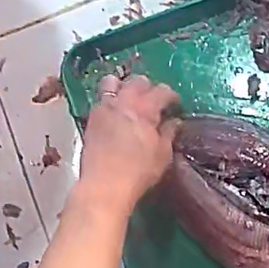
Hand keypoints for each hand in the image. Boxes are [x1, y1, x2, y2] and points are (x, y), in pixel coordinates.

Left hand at [74, 74, 180, 216]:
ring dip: (125, 87)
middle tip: (155, 100)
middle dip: (149, 87)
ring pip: (113, 83)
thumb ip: (169, 133)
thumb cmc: (139, 171)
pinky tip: (117, 113)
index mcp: (145, 109)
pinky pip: (102, 99)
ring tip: (132, 99)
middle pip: (137, 81)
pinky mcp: (92, 119)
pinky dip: (112, 100)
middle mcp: (123, 102)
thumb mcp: (163, 154)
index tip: (176, 105)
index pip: (161, 91)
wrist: (105, 185)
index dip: (171, 96)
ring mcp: (104, 108)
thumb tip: (174, 121)